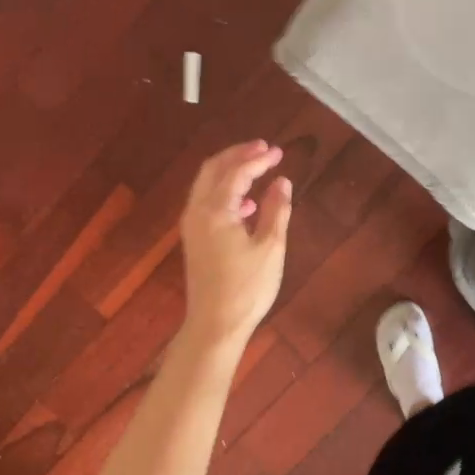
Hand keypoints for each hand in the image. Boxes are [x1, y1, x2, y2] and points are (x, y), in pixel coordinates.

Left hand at [179, 140, 293, 347]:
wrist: (215, 325)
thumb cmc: (246, 287)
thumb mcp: (270, 247)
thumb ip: (276, 209)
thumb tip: (282, 182)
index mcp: (215, 210)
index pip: (236, 172)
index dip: (258, 159)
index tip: (279, 152)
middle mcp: (197, 211)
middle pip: (213, 169)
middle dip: (238, 155)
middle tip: (264, 149)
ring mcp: (192, 226)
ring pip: (207, 185)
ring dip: (231, 172)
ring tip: (258, 168)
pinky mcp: (195, 240)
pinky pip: (207, 202)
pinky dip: (226, 192)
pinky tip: (248, 203)